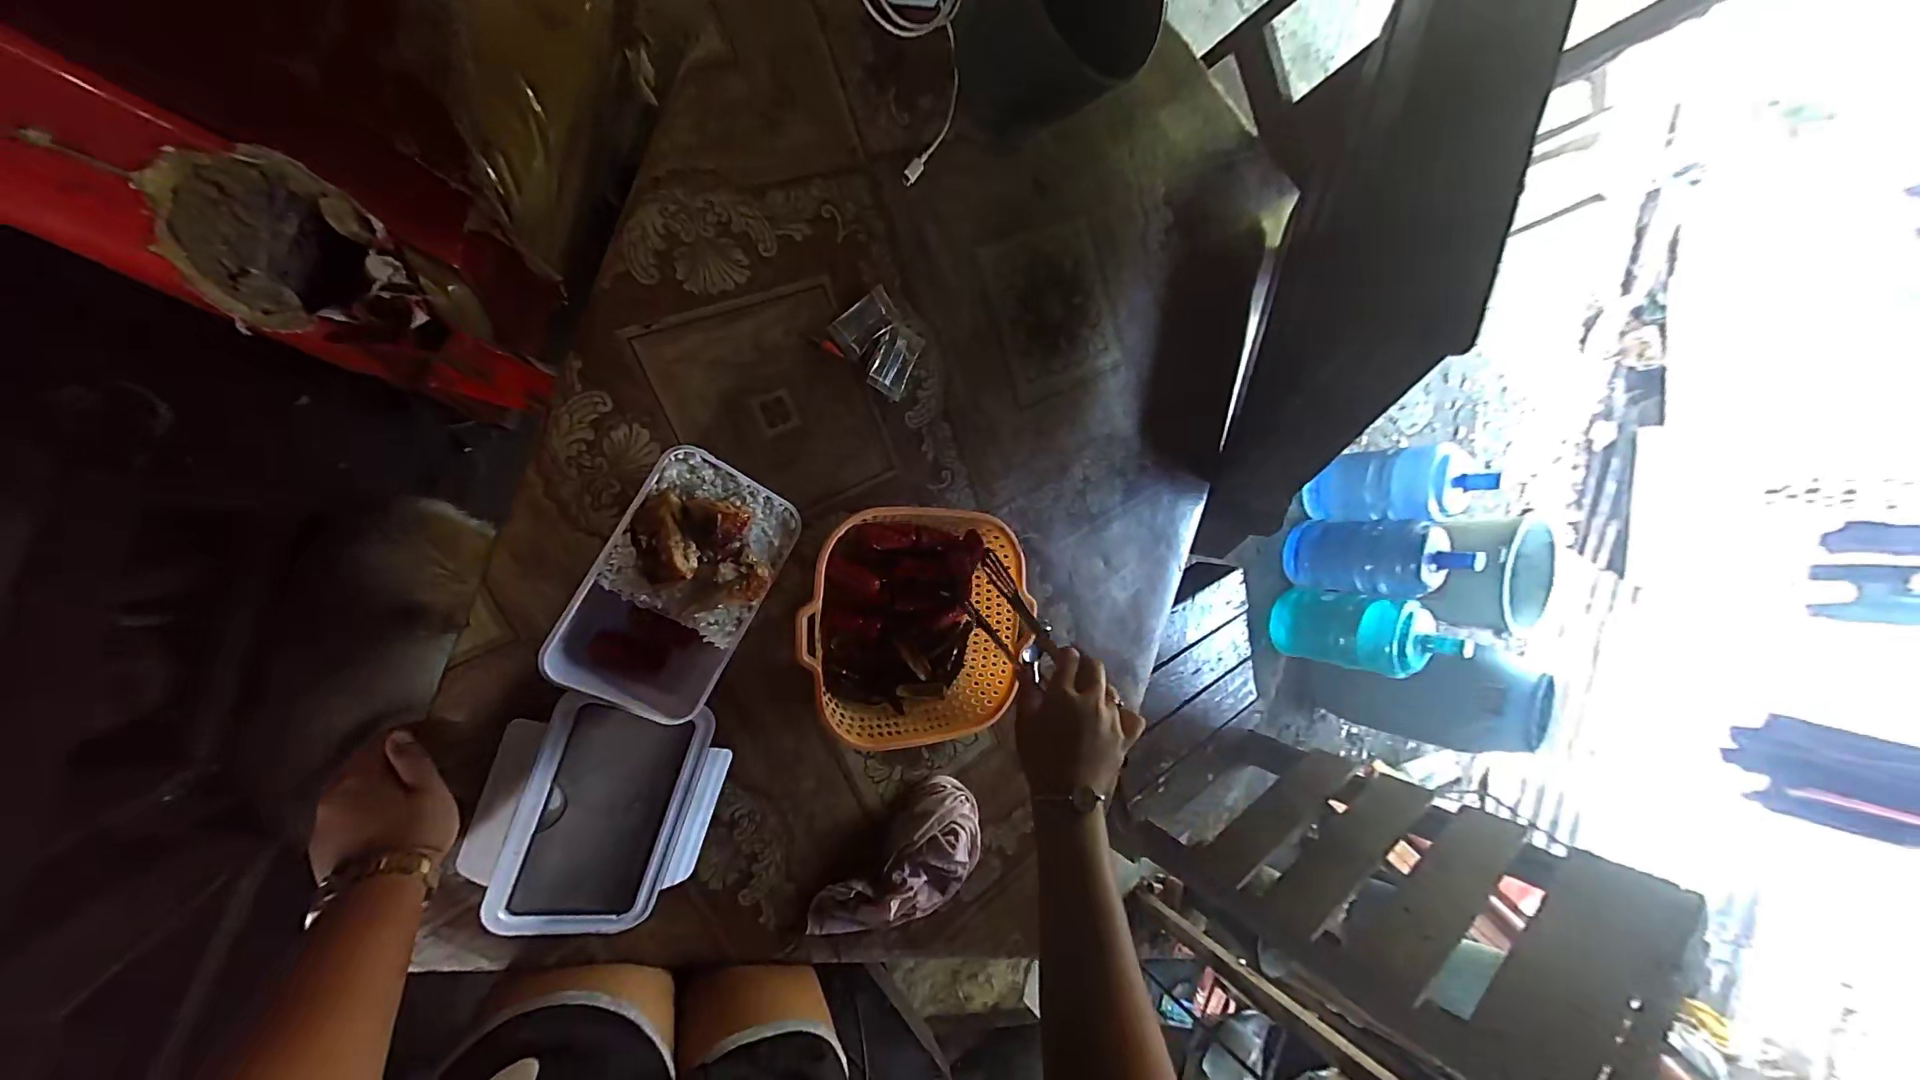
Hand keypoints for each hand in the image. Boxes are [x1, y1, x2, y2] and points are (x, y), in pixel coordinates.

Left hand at [308, 728, 459, 884]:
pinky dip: (360, 813)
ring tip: (395, 796)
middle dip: (382, 764)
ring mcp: (320, 825)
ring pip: (346, 794)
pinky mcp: (319, 851)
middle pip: (357, 768)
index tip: (425, 735)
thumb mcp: (430, 791)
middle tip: (411, 767)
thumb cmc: (415, 833)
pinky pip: (342, 818)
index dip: (402, 735)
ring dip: (368, 790)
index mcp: (358, 776)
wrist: (380, 891)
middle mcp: (331, 795)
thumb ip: (413, 761)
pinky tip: (378, 821)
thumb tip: (398, 735)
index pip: (378, 742)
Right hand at [1016, 647, 1145, 800]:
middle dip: (1084, 664)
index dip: (1063, 654)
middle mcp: (1093, 699)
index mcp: (1064, 693)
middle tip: (1074, 673)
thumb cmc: (1039, 759)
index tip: (1057, 657)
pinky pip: (1130, 715)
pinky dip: (1122, 714)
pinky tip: (1112, 719)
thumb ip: (1027, 692)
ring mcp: (1113, 717)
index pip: (1069, 658)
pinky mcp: (1127, 736)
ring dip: (1100, 689)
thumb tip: (1025, 667)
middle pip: (1095, 667)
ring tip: (1089, 700)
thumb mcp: (1024, 724)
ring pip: (1112, 690)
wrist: (1068, 797)